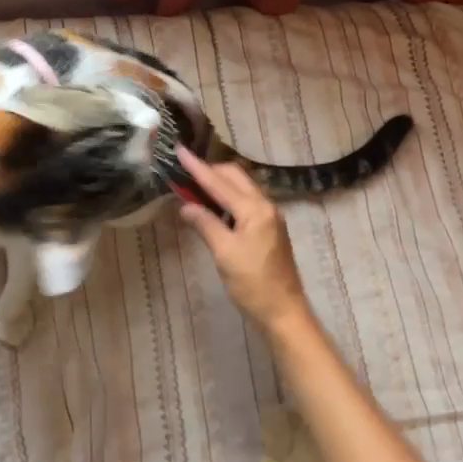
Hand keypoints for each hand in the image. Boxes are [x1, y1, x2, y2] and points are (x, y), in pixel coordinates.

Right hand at [176, 147, 311, 333]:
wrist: (284, 311)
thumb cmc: (252, 284)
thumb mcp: (224, 253)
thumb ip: (205, 224)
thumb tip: (186, 205)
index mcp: (255, 209)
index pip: (219, 182)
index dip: (197, 167)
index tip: (179, 150)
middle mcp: (265, 206)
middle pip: (235, 177)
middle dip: (210, 170)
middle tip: (184, 170)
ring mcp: (269, 217)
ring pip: (241, 188)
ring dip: (219, 183)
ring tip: (194, 184)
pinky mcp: (269, 228)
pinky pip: (246, 201)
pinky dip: (227, 197)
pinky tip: (213, 206)